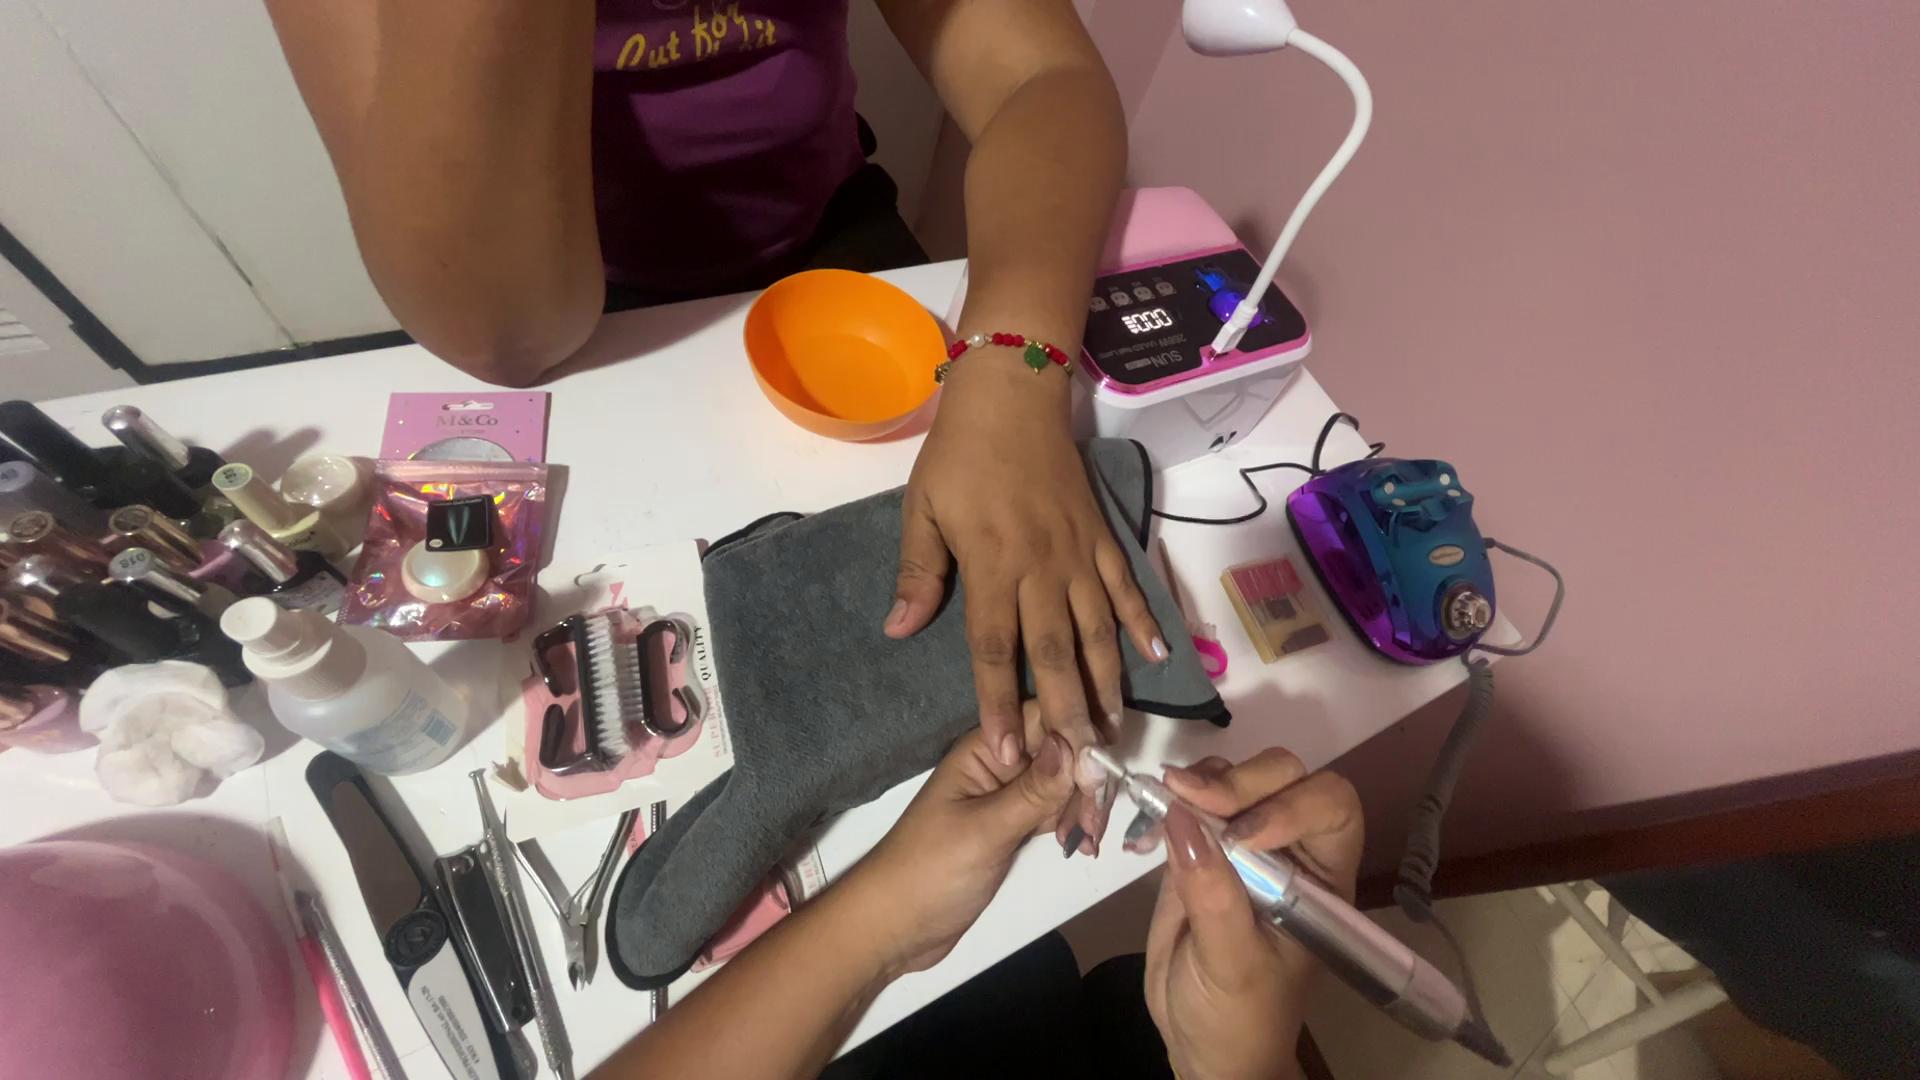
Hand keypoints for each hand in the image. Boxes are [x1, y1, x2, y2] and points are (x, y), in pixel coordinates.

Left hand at [840, 715, 1075, 975]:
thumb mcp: (985, 831)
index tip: (1108, 771)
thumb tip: (1077, 744)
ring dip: (1082, 805)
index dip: (1078, 735)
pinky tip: (1083, 845)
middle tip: (1097, 821)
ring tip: (1090, 839)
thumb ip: (1033, 792)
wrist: (894, 926)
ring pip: (1061, 783)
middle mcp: (1000, 762)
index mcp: (985, 748)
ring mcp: (1006, 794)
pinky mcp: (1011, 824)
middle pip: (1059, 750)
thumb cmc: (930, 870)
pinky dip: (1071, 824)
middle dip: (1086, 779)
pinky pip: (1052, 811)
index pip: (1043, 718)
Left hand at [886, 350, 1164, 853]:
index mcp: (991, 566)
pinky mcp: (1103, 535)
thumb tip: (900, 631)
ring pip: (1097, 628)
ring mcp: (1079, 553)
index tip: (1008, 752)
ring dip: (1107, 680)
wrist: (1012, 397)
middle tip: (1079, 760)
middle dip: (1065, 709)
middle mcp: (1041, 569)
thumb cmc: (959, 455)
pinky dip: (1142, 621)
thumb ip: (918, 572)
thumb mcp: (921, 509)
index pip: (992, 649)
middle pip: (1054, 651)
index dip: (999, 703)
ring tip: (1117, 726)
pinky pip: (1126, 585)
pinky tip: (1156, 656)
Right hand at [1144, 751, 1364, 1079]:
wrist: (1200, 1040)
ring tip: (1167, 795)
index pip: (1331, 809)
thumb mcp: (1231, 965)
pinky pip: (1195, 793)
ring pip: (1237, 775)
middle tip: (1185, 793)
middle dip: (1238, 781)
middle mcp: (1289, 849)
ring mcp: (1243, 840)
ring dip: (1204, 778)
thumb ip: (1212, 894)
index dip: (1291, 805)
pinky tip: (1154, 809)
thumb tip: (1180, 816)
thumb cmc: (1236, 1018)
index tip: (1241, 835)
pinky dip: (1174, 790)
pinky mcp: (1201, 840)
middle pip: (1284, 777)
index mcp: (1320, 879)